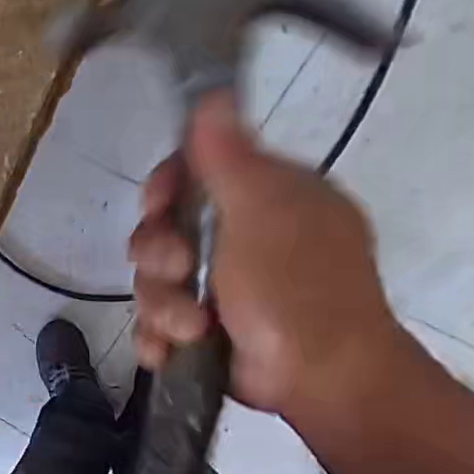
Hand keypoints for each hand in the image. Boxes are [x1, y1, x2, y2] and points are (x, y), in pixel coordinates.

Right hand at [128, 92, 410, 419]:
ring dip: (163, 305)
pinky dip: (159, 338)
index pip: (194, 174)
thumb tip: (211, 95)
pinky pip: (157, 323)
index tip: (158, 204)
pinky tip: (170, 350)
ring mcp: (219, 288)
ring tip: (191, 327)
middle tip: (180, 271)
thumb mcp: (263, 213)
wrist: (320, 378)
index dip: (166, 187)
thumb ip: (229, 158)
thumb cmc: (297, 287)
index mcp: (263, 199)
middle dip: (159, 255)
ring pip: (154, 282)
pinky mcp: (203, 331)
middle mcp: (238, 239)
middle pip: (162, 231)